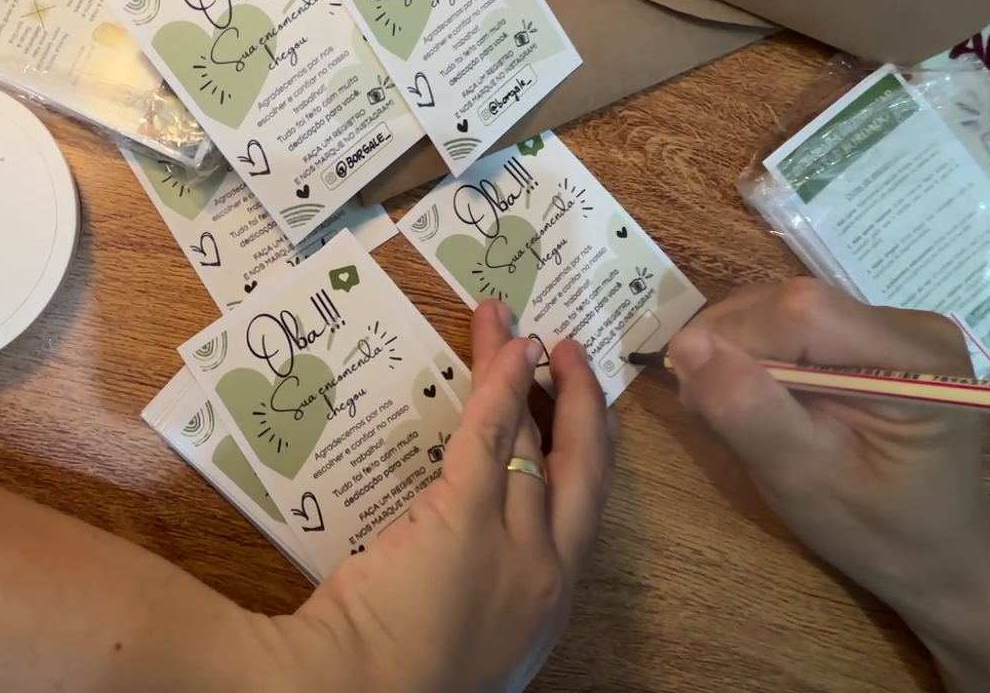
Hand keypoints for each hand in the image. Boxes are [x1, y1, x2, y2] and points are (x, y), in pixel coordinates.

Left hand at [291, 301, 613, 692]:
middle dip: (586, 405)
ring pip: (533, 437)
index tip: (591, 415)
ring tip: (523, 331)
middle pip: (583, 468)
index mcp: (548, 601)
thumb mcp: (468, 626)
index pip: (580, 511)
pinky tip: (507, 351)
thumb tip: (472, 526)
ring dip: (528, 375)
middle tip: (574, 354)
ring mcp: (515, 542)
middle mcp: (549, 572)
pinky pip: (493, 433)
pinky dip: (502, 385)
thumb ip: (485, 576)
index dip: (588, 453)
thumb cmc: (398, 667)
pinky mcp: (466, 511)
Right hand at [665, 279, 989, 615]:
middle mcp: (902, 324)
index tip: (703, 397)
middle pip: (778, 304)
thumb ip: (745, 408)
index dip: (735, 341)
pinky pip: (770, 317)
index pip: (800, 313)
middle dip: (725, 349)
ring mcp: (877, 320)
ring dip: (727, 351)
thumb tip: (683, 343)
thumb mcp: (799, 478)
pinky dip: (742, 351)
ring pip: (765, 306)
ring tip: (734, 408)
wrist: (923, 549)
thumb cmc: (872, 528)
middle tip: (712, 411)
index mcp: (914, 361)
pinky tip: (753, 392)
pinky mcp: (852, 326)